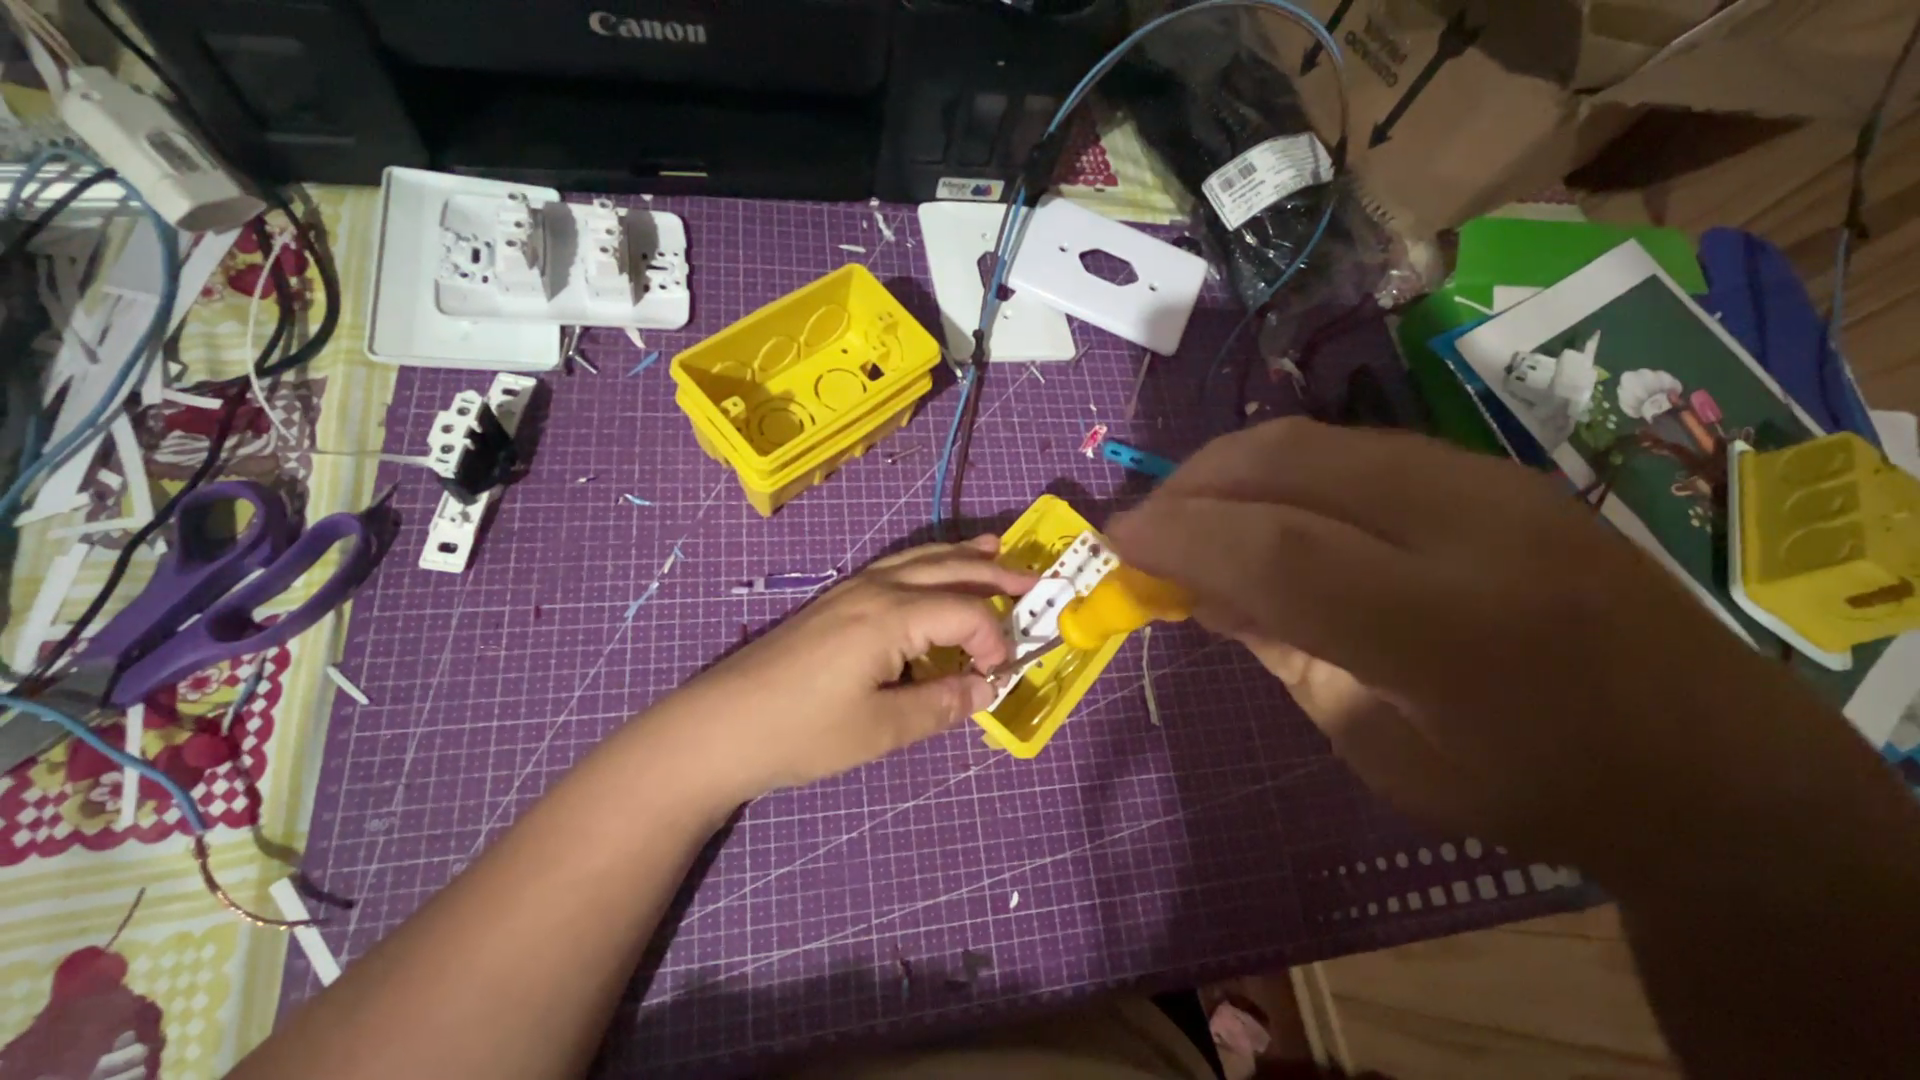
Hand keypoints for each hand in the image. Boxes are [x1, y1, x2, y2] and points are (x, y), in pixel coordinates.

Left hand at [656, 536, 1036, 805]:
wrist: (718, 726)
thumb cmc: (802, 732)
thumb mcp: (881, 729)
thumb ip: (941, 705)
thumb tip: (986, 689)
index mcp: (893, 616)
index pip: (967, 614)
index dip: (995, 642)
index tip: (999, 678)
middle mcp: (876, 589)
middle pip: (948, 568)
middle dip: (994, 572)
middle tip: (1035, 578)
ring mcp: (850, 590)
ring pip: (919, 559)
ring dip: (961, 557)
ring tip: (995, 548)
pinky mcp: (833, 602)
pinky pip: (895, 569)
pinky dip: (927, 566)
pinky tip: (930, 576)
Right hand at [1106, 419, 1839, 870]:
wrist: (1709, 758)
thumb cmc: (1530, 787)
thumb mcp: (1378, 749)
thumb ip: (1281, 655)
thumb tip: (1196, 593)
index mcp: (1448, 631)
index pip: (1279, 551)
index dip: (1180, 537)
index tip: (1114, 545)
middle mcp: (1473, 530)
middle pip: (1291, 462)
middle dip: (1193, 483)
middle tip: (1144, 524)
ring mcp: (1492, 484)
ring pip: (1321, 438)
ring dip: (1234, 466)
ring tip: (1194, 511)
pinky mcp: (1497, 469)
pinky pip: (1359, 446)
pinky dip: (1288, 468)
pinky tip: (1267, 507)